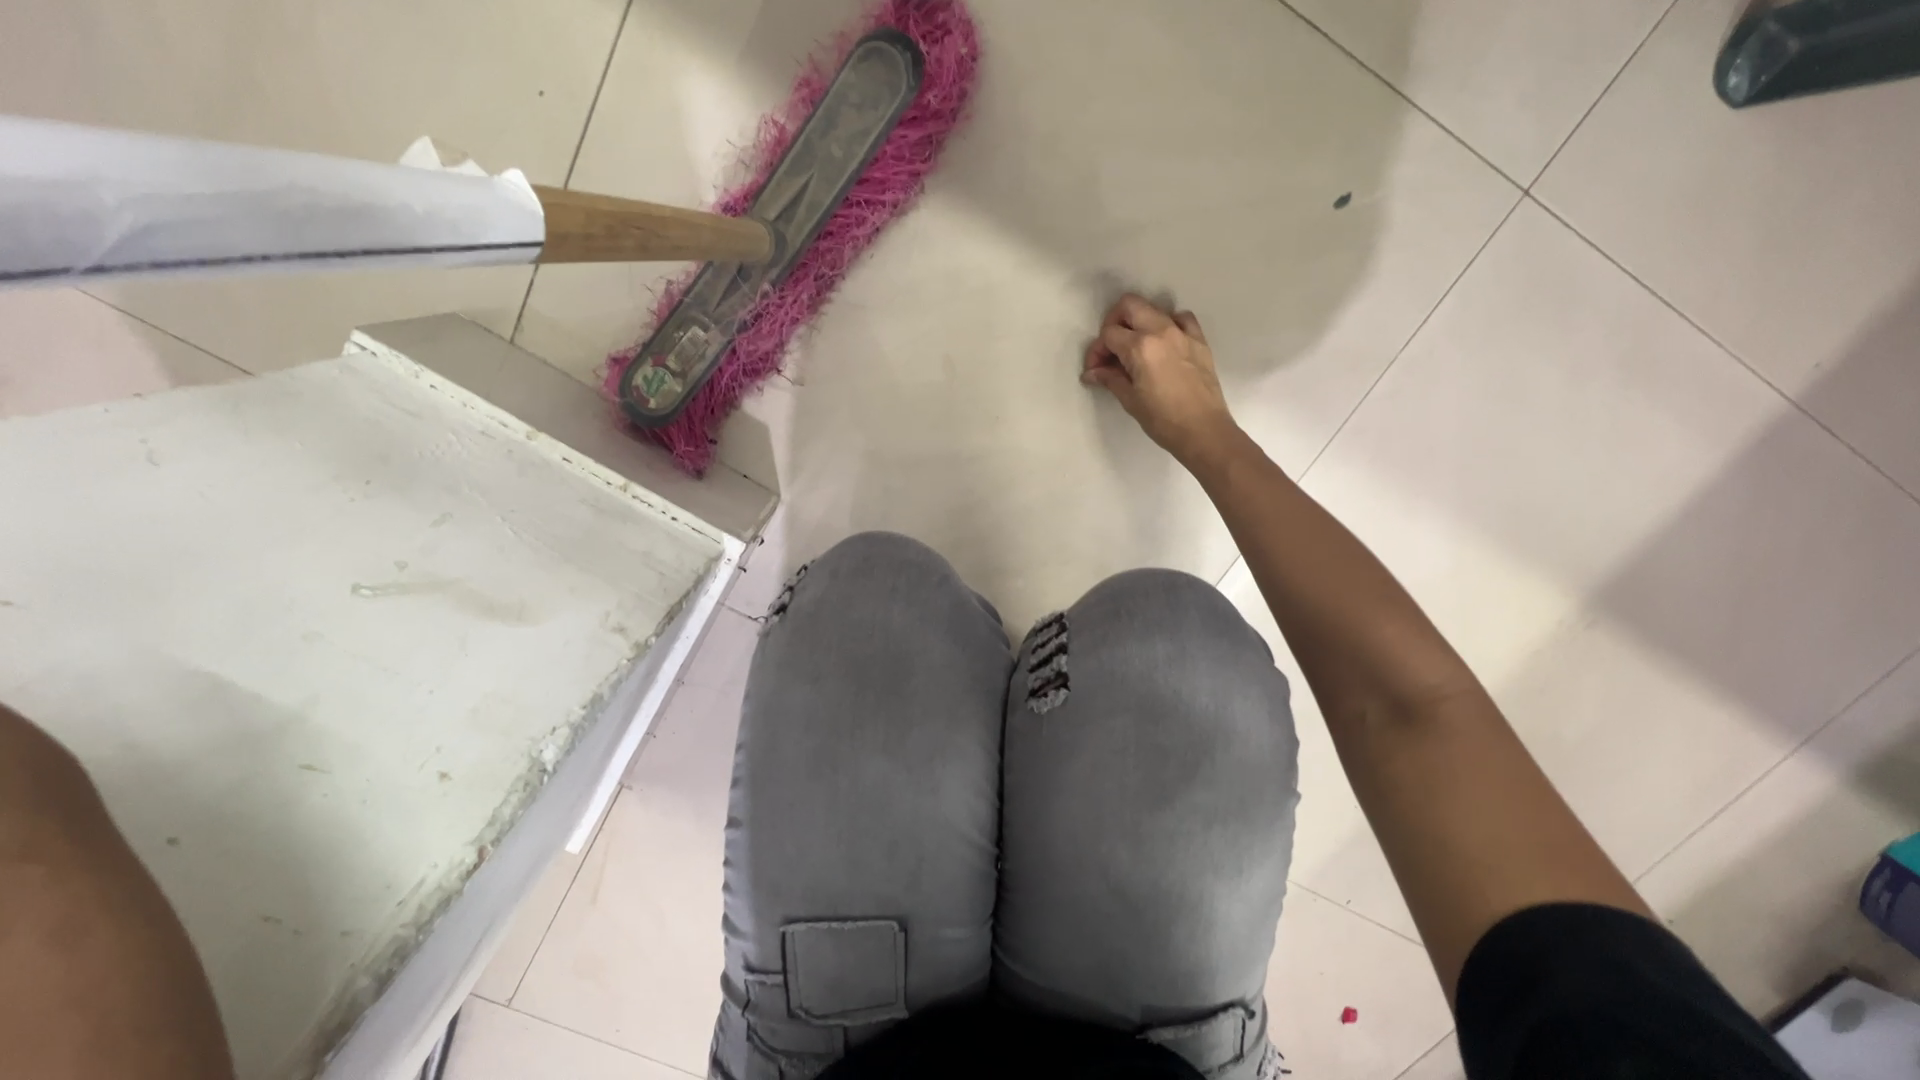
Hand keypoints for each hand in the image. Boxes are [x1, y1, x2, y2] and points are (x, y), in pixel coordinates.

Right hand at [1081, 294, 1241, 468]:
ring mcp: (1183, 333)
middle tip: (1111, 348)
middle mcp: (1161, 331)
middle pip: (1129, 306)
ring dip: (1139, 322)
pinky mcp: (1199, 340)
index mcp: (1140, 347)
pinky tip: (1164, 343)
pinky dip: (1168, 324)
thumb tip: (1092, 373)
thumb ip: (1111, 379)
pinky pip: (1181, 318)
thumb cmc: (1163, 420)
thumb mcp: (1130, 400)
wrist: (1204, 431)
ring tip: (1135, 347)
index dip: (1097, 351)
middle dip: (1113, 323)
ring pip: (1154, 309)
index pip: (1109, 335)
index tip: (1095, 369)